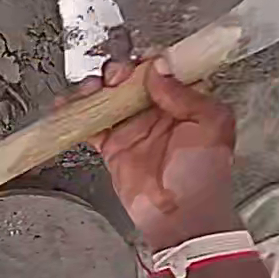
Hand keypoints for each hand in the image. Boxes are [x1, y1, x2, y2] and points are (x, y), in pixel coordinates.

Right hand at [65, 56, 239, 247]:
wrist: (179, 217)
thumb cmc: (204, 176)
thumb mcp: (211, 126)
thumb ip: (186, 94)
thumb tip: (159, 68)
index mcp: (186, 103)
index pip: (165, 71)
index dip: (150, 61)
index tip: (141, 60)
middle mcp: (157, 112)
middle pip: (131, 80)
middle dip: (118, 72)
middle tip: (115, 79)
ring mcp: (132, 128)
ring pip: (108, 98)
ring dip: (95, 88)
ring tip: (90, 90)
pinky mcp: (112, 146)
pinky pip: (90, 125)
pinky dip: (76, 114)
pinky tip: (67, 106)